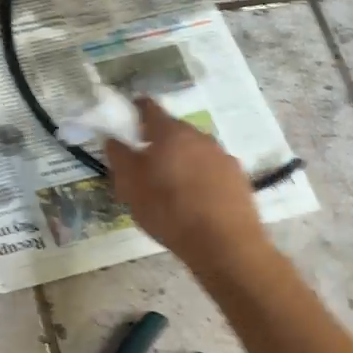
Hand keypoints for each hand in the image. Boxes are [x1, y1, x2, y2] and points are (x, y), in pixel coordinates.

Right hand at [104, 97, 265, 269]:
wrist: (225, 245)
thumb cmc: (168, 210)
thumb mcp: (129, 185)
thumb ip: (118, 156)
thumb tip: (113, 139)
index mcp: (170, 133)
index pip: (149, 107)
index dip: (134, 110)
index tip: (124, 122)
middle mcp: (199, 137)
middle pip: (173, 129)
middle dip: (156, 139)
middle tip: (142, 160)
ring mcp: (223, 156)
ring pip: (193, 148)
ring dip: (179, 157)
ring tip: (168, 183)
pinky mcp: (239, 177)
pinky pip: (210, 167)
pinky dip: (198, 174)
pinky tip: (192, 197)